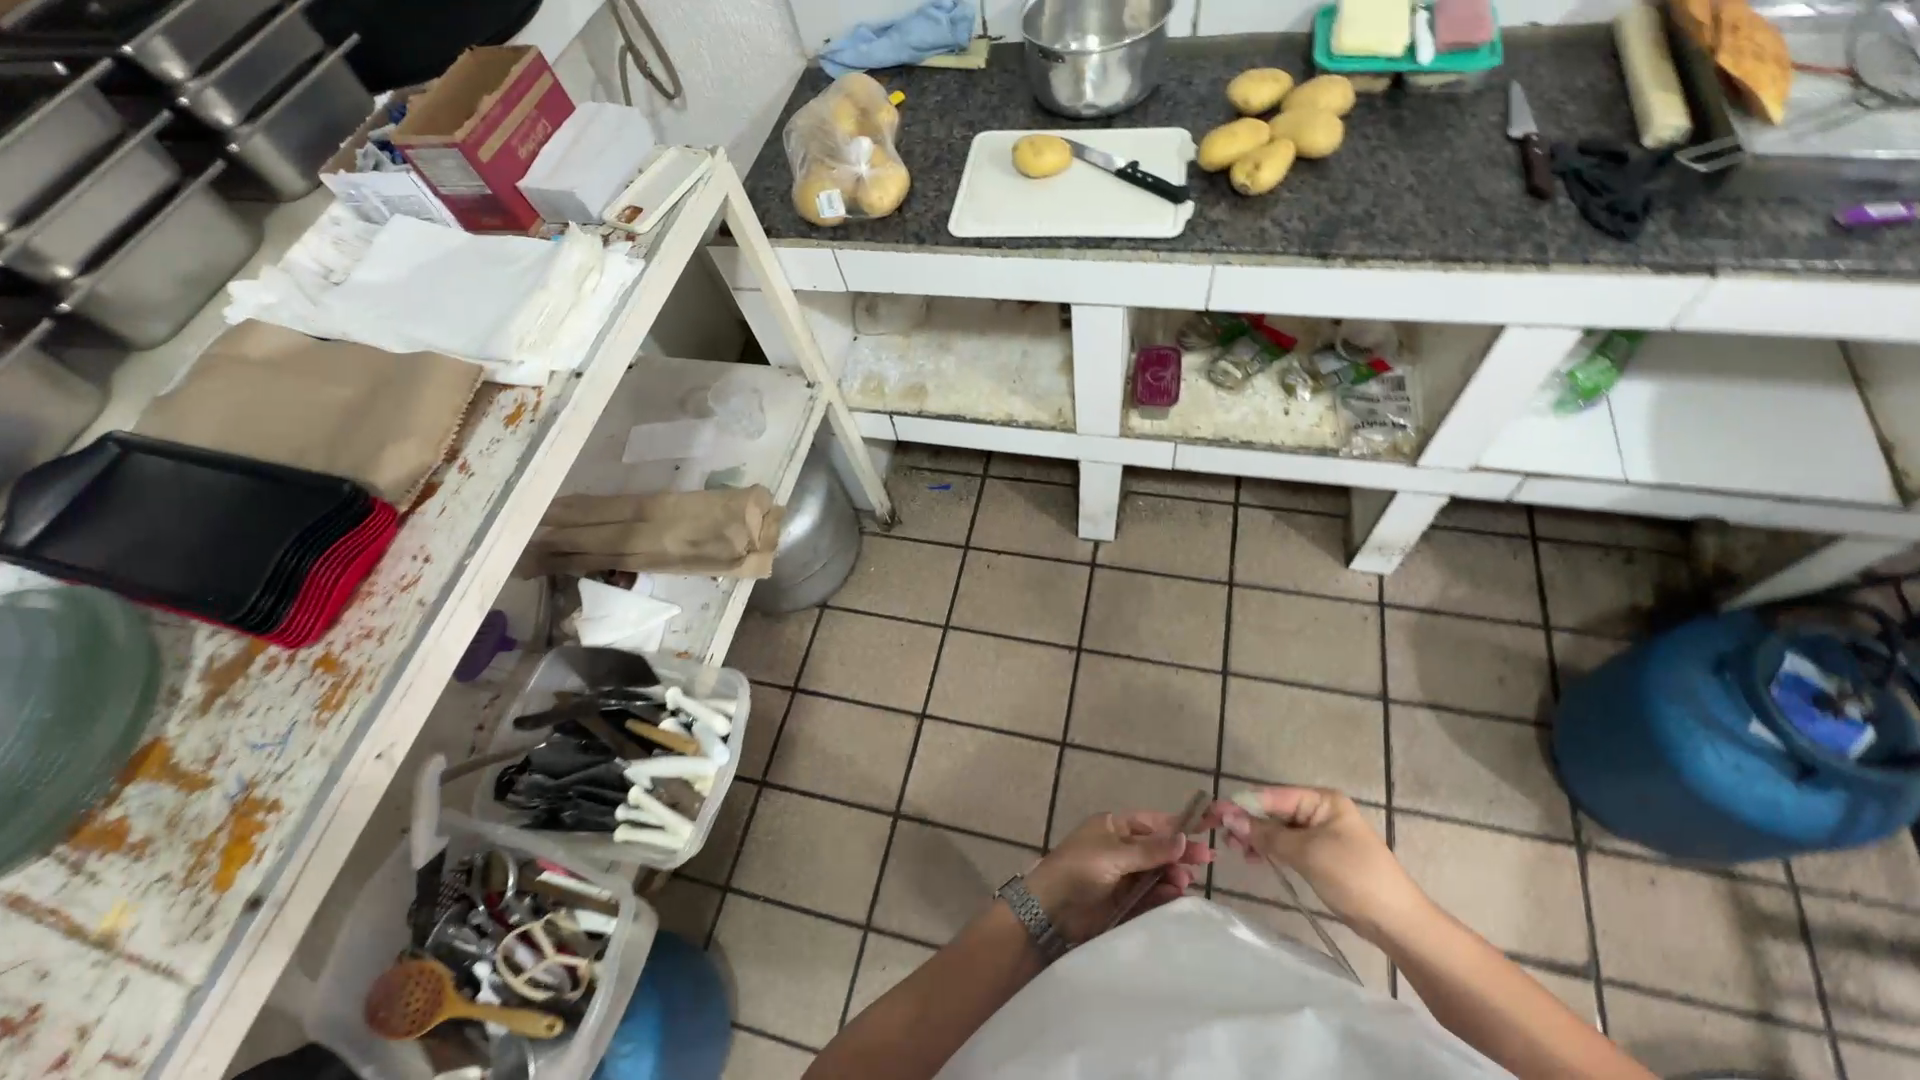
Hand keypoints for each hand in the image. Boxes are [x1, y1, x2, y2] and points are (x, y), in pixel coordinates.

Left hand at [1022, 811, 1213, 943]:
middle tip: (1208, 859)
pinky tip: (1175, 894)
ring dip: (1173, 874)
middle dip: (1180, 852)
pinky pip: (1150, 894)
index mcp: (1114, 827)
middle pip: (1158, 848)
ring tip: (1184, 881)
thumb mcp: (1114, 854)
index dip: (1179, 824)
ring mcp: (1123, 875)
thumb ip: (1151, 850)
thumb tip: (1183, 837)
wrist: (1050, 910)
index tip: (1208, 824)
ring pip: (1157, 872)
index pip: (1152, 822)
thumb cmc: (1079, 870)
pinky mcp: (1124, 901)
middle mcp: (1120, 848)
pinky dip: (1164, 893)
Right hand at [1207, 786, 1428, 940]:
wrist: (1394, 919)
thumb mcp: (1306, 853)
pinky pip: (1286, 845)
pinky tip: (1253, 858)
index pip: (1271, 796)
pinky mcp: (1319, 855)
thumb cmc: (1353, 876)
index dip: (1240, 805)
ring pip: (1276, 829)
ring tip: (1236, 852)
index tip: (1212, 815)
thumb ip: (1266, 834)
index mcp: (1322, 800)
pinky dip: (1268, 850)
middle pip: (1272, 811)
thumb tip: (1228, 816)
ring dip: (1255, 838)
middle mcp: (1319, 811)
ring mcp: (1320, 834)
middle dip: (1246, 822)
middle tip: (1223, 839)